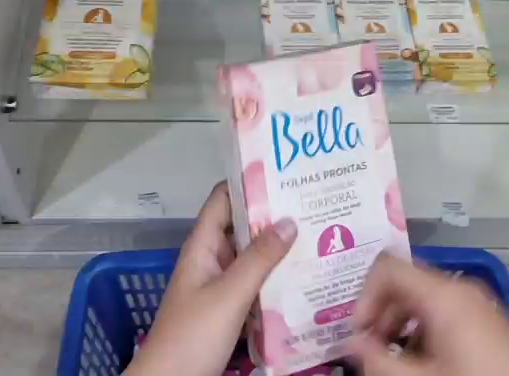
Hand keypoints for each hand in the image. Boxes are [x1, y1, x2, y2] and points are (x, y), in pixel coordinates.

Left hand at [125, 182, 296, 375]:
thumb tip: (289, 219)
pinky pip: (254, 288)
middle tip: (311, 206)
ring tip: (316, 238)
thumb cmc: (192, 334)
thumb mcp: (228, 294)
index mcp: (202, 245)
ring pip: (250, 259)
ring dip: (276, 251)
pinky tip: (302, 281)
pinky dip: (274, 282)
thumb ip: (259, 258)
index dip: (249, 182)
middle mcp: (210, 260)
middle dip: (272, 218)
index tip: (284, 174)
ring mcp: (218, 288)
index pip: (224, 198)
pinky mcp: (227, 313)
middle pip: (241, 228)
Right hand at [350, 254, 508, 375]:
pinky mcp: (490, 323)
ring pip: (425, 299)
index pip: (387, 267)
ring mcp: (479, 304)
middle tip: (370, 352)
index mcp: (443, 293)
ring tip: (395, 363)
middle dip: (381, 314)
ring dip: (401, 326)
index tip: (357, 334)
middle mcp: (460, 288)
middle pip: (405, 282)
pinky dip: (425, 331)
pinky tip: (425, 365)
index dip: (364, 296)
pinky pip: (446, 314)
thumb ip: (380, 362)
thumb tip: (351, 343)